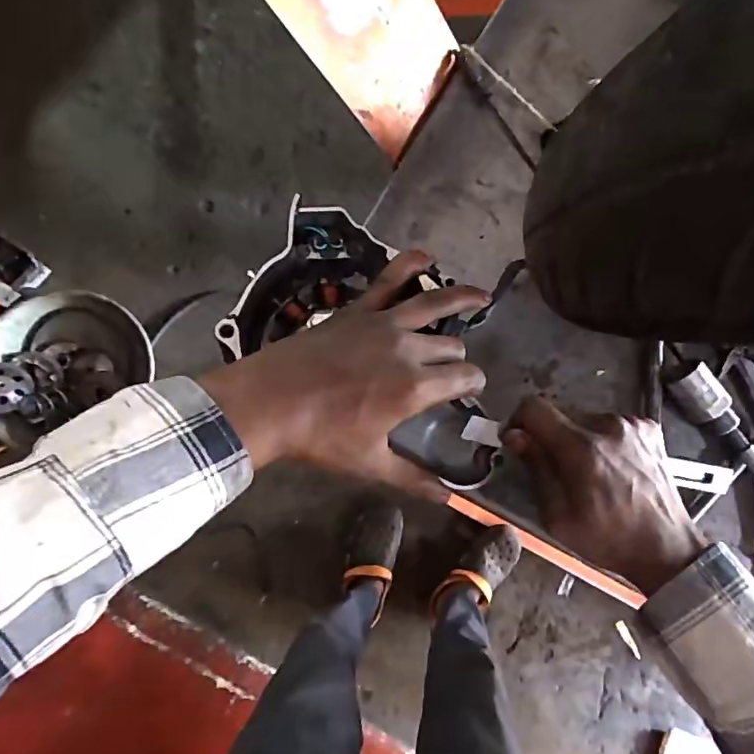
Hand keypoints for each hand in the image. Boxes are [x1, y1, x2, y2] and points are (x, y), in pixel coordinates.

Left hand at [198, 251, 489, 498]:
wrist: (270, 402)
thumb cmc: (321, 436)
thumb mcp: (370, 463)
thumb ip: (413, 478)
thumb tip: (447, 497)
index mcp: (416, 387)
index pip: (464, 377)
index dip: (473, 383)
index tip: (470, 389)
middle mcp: (409, 349)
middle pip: (451, 345)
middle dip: (458, 357)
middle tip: (450, 369)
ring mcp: (384, 324)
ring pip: (435, 303)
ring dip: (464, 297)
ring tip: (483, 295)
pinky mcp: (360, 310)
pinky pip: (389, 279)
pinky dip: (410, 264)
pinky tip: (427, 256)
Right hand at [503, 396, 707, 594]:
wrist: (666, 549)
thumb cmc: (609, 541)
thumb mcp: (559, 517)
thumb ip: (536, 469)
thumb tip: (515, 435)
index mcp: (582, 449)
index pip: (535, 408)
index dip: (518, 420)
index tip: (517, 439)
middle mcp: (608, 427)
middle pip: (561, 413)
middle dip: (550, 436)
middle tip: (556, 468)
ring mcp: (632, 425)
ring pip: (586, 420)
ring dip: (578, 438)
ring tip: (589, 473)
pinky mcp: (648, 429)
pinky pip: (611, 425)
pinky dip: (604, 440)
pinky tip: (612, 467)